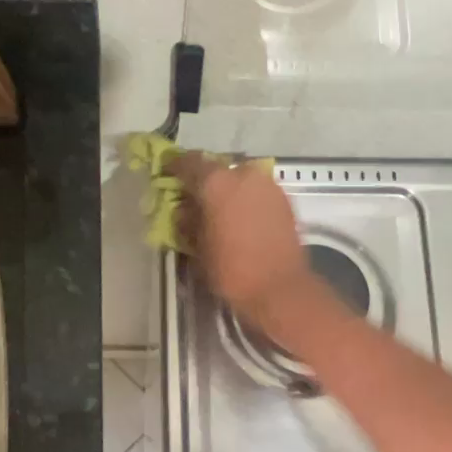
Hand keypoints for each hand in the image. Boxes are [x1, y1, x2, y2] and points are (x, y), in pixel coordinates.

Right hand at [170, 153, 312, 324]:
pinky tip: (241, 216)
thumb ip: (188, 222)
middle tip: (195, 195)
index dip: (175, 165)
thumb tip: (184, 209)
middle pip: (217, 168)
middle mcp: (243, 174)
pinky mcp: (284, 199)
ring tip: (220, 208)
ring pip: (241, 178)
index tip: (166, 170)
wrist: (280, 288)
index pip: (189, 163)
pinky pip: (258, 190)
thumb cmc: (232, 271)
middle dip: (204, 179)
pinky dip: (246, 198)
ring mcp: (267, 184)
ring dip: (228, 188)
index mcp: (216, 183)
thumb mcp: (198, 249)